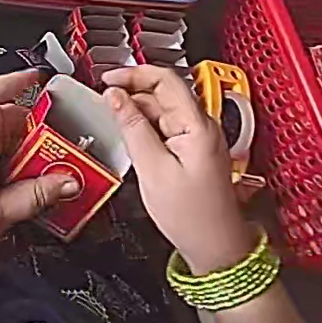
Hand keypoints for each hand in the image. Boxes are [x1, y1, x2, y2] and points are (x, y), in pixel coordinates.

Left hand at [0, 69, 80, 268]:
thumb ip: (35, 195)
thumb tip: (69, 180)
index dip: (16, 81)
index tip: (39, 78)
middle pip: (4, 117)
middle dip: (34, 130)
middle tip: (57, 154)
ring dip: (21, 148)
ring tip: (39, 177)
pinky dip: (6, 159)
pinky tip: (15, 185)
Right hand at [101, 66, 254, 273]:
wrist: (216, 249)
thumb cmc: (192, 217)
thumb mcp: (152, 169)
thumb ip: (132, 127)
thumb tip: (115, 96)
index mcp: (197, 125)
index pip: (165, 79)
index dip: (134, 73)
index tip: (109, 78)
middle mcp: (202, 125)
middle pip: (162, 91)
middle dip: (131, 90)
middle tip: (105, 98)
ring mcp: (198, 136)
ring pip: (162, 108)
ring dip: (136, 108)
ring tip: (114, 119)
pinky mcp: (192, 148)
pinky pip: (165, 125)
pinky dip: (145, 125)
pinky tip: (131, 136)